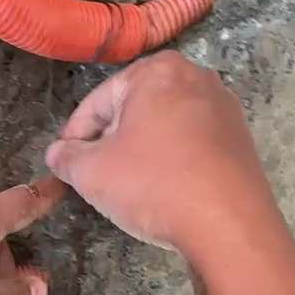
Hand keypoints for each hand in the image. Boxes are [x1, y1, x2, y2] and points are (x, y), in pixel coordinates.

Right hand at [45, 52, 277, 253]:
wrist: (226, 223)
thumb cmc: (153, 186)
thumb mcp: (92, 174)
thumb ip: (67, 158)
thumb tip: (57, 153)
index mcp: (156, 71)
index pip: (98, 101)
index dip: (74, 135)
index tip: (64, 162)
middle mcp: (194, 76)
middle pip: (133, 109)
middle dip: (110, 141)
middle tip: (95, 176)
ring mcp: (222, 106)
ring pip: (163, 126)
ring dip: (140, 152)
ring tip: (128, 187)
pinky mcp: (238, 138)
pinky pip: (190, 144)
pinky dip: (170, 161)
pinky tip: (163, 191)